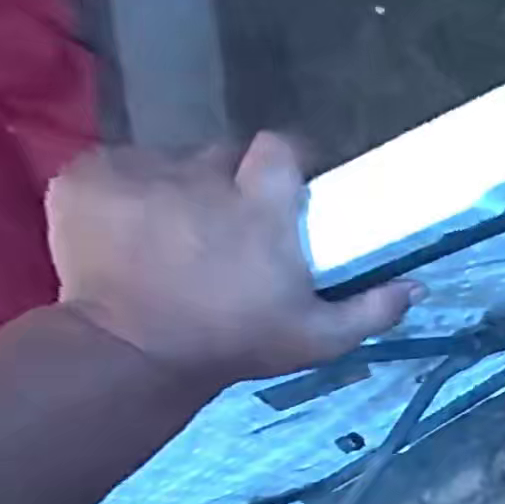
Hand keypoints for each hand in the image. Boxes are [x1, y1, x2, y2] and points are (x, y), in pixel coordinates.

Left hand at [45, 132, 417, 384]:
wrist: (134, 356)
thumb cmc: (239, 344)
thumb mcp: (319, 338)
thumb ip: (373, 310)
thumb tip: (417, 286)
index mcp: (261, 209)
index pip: (281, 147)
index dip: (290, 160)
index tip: (292, 185)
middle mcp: (201, 178)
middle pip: (225, 155)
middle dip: (236, 180)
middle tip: (238, 225)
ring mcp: (138, 174)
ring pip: (173, 162)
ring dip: (184, 189)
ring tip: (184, 236)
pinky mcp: (87, 179)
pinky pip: (121, 168)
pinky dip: (132, 194)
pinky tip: (138, 233)